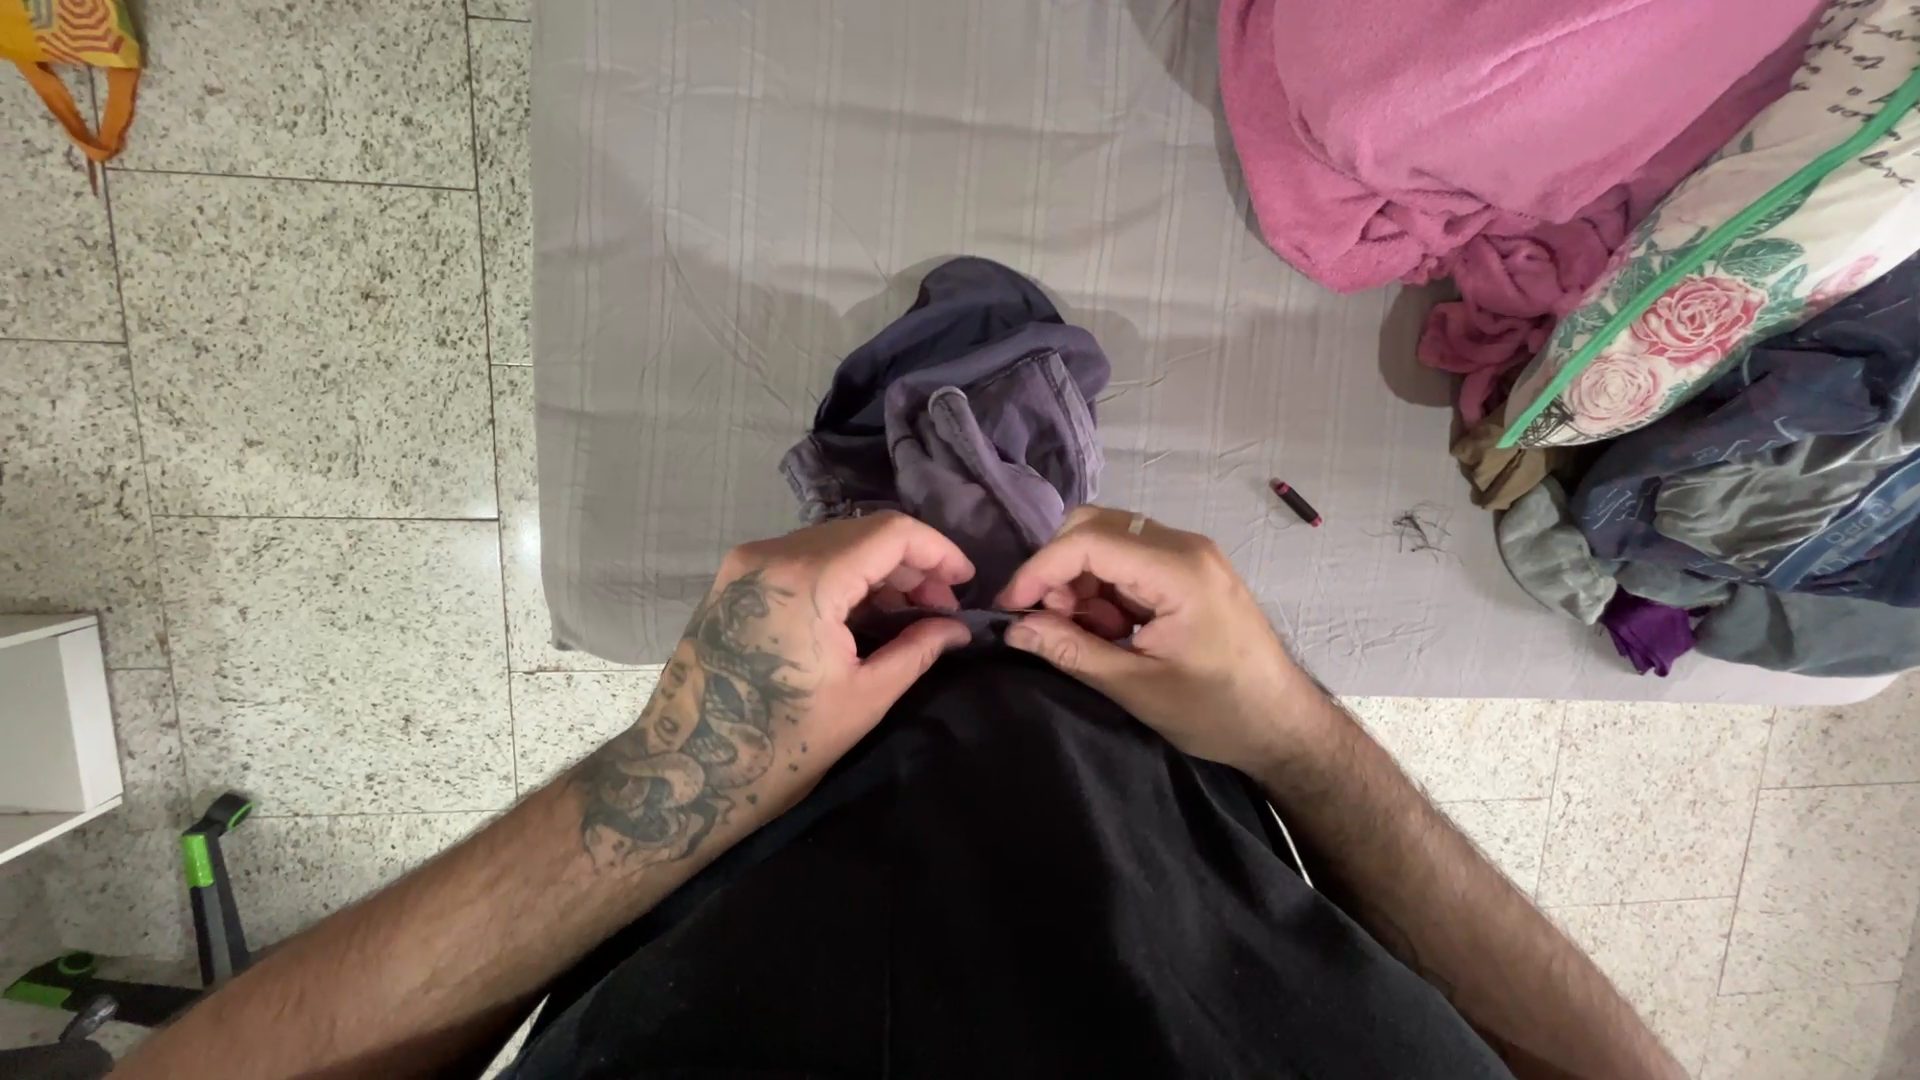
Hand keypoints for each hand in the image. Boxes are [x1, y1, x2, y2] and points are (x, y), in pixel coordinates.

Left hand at [572, 512, 972, 871]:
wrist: (684, 773)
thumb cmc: (781, 745)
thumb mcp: (864, 698)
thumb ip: (918, 650)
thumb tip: (958, 628)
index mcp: (807, 578)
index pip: (891, 533)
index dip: (938, 550)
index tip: (965, 580)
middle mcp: (773, 553)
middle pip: (863, 532)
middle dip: (912, 564)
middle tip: (942, 605)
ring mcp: (747, 563)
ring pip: (835, 542)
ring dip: (879, 570)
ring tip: (909, 613)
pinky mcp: (735, 579)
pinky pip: (805, 558)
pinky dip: (844, 576)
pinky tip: (865, 612)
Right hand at [995, 505, 1322, 772]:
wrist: (1284, 724)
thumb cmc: (1217, 711)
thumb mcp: (1136, 687)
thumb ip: (1071, 651)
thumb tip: (1015, 628)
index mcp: (1177, 569)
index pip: (1087, 541)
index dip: (1039, 570)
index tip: (1010, 608)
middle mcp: (1183, 546)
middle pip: (1095, 526)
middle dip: (1059, 570)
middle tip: (1052, 621)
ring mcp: (1189, 554)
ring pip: (1108, 540)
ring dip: (1081, 581)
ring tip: (1089, 634)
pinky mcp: (1189, 569)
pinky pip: (1129, 559)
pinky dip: (1105, 588)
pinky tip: (1113, 630)